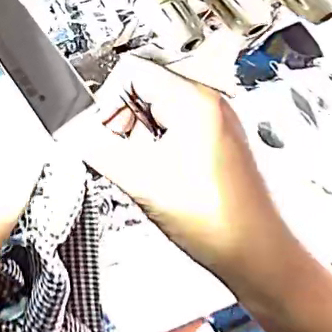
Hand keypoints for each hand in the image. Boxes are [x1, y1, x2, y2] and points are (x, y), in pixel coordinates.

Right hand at [62, 56, 286, 285]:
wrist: (260, 260)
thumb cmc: (219, 224)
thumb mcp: (140, 181)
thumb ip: (96, 147)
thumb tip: (71, 130)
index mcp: (193, 100)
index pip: (130, 71)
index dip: (108, 102)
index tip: (104, 132)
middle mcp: (209, 102)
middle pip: (142, 89)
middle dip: (123, 122)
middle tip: (128, 157)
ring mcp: (216, 121)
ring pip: (156, 110)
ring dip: (140, 138)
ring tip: (149, 172)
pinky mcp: (218, 140)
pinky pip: (173, 128)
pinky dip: (158, 149)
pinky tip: (165, 179)